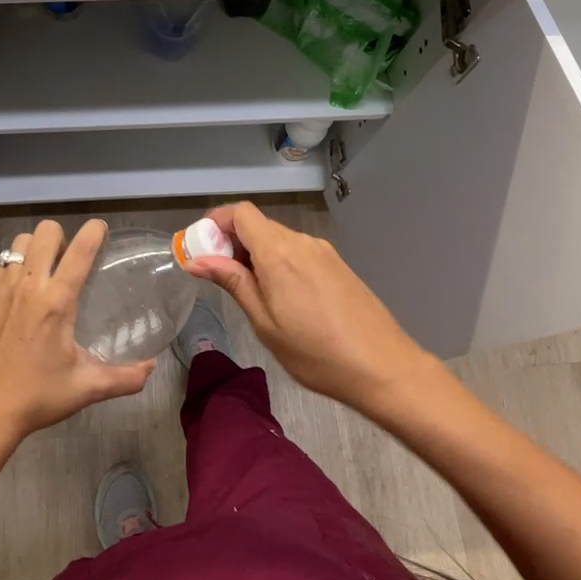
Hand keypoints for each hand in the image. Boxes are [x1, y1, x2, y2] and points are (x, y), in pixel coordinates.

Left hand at [0, 219, 156, 442]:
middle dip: (63, 237)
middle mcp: (29, 287)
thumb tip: (152, 368)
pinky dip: (17, 263)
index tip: (102, 230)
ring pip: (21, 241)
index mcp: (56, 303)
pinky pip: (4, 262)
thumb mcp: (87, 388)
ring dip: (37, 247)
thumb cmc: (38, 397)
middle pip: (46, 232)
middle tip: (71, 262)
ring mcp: (4, 289)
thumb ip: (125, 378)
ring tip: (47, 270)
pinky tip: (24, 288)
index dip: (94, 231)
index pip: (79, 250)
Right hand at [187, 202, 435, 413]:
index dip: (217, 222)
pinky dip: (280, 263)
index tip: (202, 247)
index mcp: (279, 253)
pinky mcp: (338, 265)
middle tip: (220, 277)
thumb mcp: (265, 322)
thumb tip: (197, 260)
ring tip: (252, 294)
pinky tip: (283, 298)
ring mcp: (323, 252)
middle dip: (233, 243)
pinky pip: (299, 252)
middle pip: (259, 225)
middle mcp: (302, 242)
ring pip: (279, 240)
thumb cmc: (316, 352)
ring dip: (257, 255)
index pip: (241, 213)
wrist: (383, 367)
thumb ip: (233, 283)